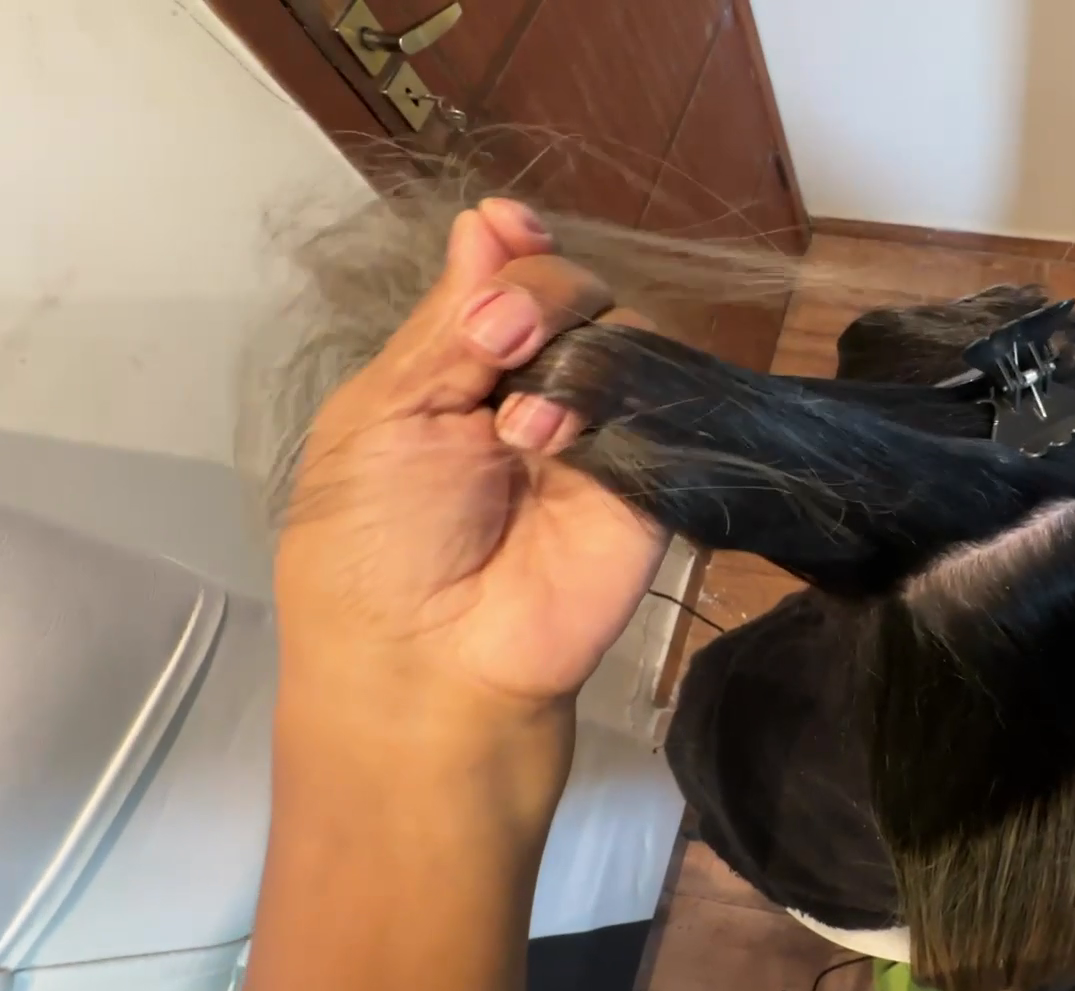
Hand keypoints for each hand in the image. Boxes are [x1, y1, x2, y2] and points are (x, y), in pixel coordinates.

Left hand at [274, 198, 667, 725]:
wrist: (442, 658)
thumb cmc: (379, 540)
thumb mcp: (388, 413)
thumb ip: (451, 325)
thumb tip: (491, 220)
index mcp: (469, 373)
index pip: (514, 285)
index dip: (521, 252)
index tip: (512, 229)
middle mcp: (546, 395)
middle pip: (584, 301)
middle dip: (543, 296)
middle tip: (498, 342)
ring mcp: (608, 437)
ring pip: (634, 346)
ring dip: (577, 356)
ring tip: (524, 426)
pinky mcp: (654, 479)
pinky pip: (667, 412)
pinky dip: (627, 402)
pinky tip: (566, 439)